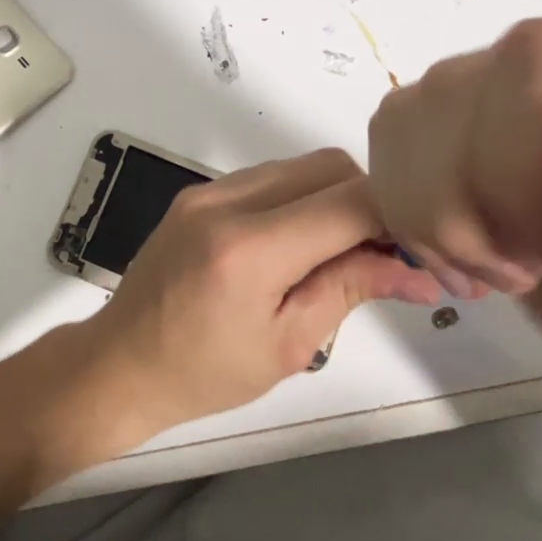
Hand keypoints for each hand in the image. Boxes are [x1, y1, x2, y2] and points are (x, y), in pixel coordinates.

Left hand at [85, 148, 442, 432]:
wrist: (120, 363)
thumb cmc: (204, 374)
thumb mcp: (287, 345)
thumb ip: (350, 290)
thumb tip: (419, 271)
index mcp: (249, 249)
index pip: (351, 202)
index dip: (399, 220)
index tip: (421, 254)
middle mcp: (226, 202)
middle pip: (331, 167)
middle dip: (371, 203)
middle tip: (384, 257)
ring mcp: (207, 191)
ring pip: (301, 166)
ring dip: (335, 199)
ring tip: (344, 254)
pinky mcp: (198, 193)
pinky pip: (269, 177)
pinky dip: (301, 199)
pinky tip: (302, 244)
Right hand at [366, 19, 541, 403]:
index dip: (519, 171)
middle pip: (467, 90)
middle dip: (470, 207)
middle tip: (521, 272)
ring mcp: (525, 69)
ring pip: (416, 113)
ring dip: (434, 218)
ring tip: (498, 266)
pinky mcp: (466, 97)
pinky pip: (391, 133)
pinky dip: (407, 208)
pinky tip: (462, 246)